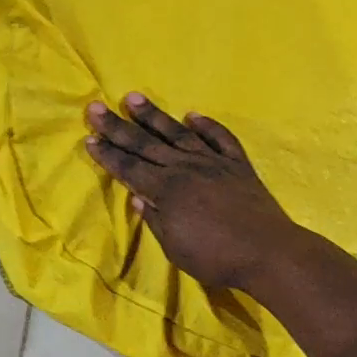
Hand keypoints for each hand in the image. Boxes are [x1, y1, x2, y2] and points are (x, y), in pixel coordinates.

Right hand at [84, 95, 306, 290]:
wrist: (266, 251)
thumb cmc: (215, 258)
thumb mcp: (176, 248)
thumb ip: (157, 221)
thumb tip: (139, 198)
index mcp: (167, 191)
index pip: (129, 169)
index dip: (108, 155)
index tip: (90, 138)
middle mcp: (186, 168)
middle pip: (146, 144)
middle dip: (118, 127)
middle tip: (96, 107)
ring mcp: (214, 162)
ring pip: (178, 133)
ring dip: (154, 116)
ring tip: (133, 98)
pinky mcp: (238, 165)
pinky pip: (219, 138)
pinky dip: (206, 126)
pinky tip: (192, 116)